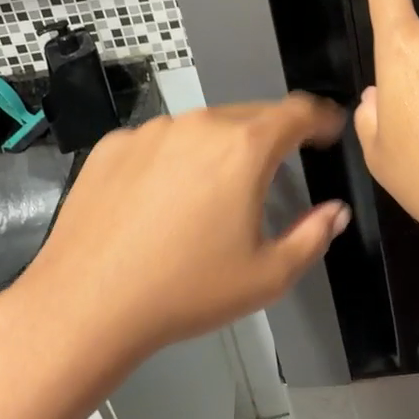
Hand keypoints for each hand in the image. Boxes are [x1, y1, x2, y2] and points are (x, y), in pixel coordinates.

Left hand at [11, 96, 349, 373]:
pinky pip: (159, 142)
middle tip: (278, 167)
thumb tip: (335, 211)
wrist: (84, 305)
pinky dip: (174, 159)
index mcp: (245, 148)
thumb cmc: (186, 291)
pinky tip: (161, 201)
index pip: (298, 112)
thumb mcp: (268, 276)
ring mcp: (151, 131)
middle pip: (252, 115)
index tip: (330, 130)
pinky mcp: (112, 146)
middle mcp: (200, 125)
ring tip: (214, 192)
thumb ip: (313, 236)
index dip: (322, 118)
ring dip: (221, 147)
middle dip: (273, 135)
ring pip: (203, 128)